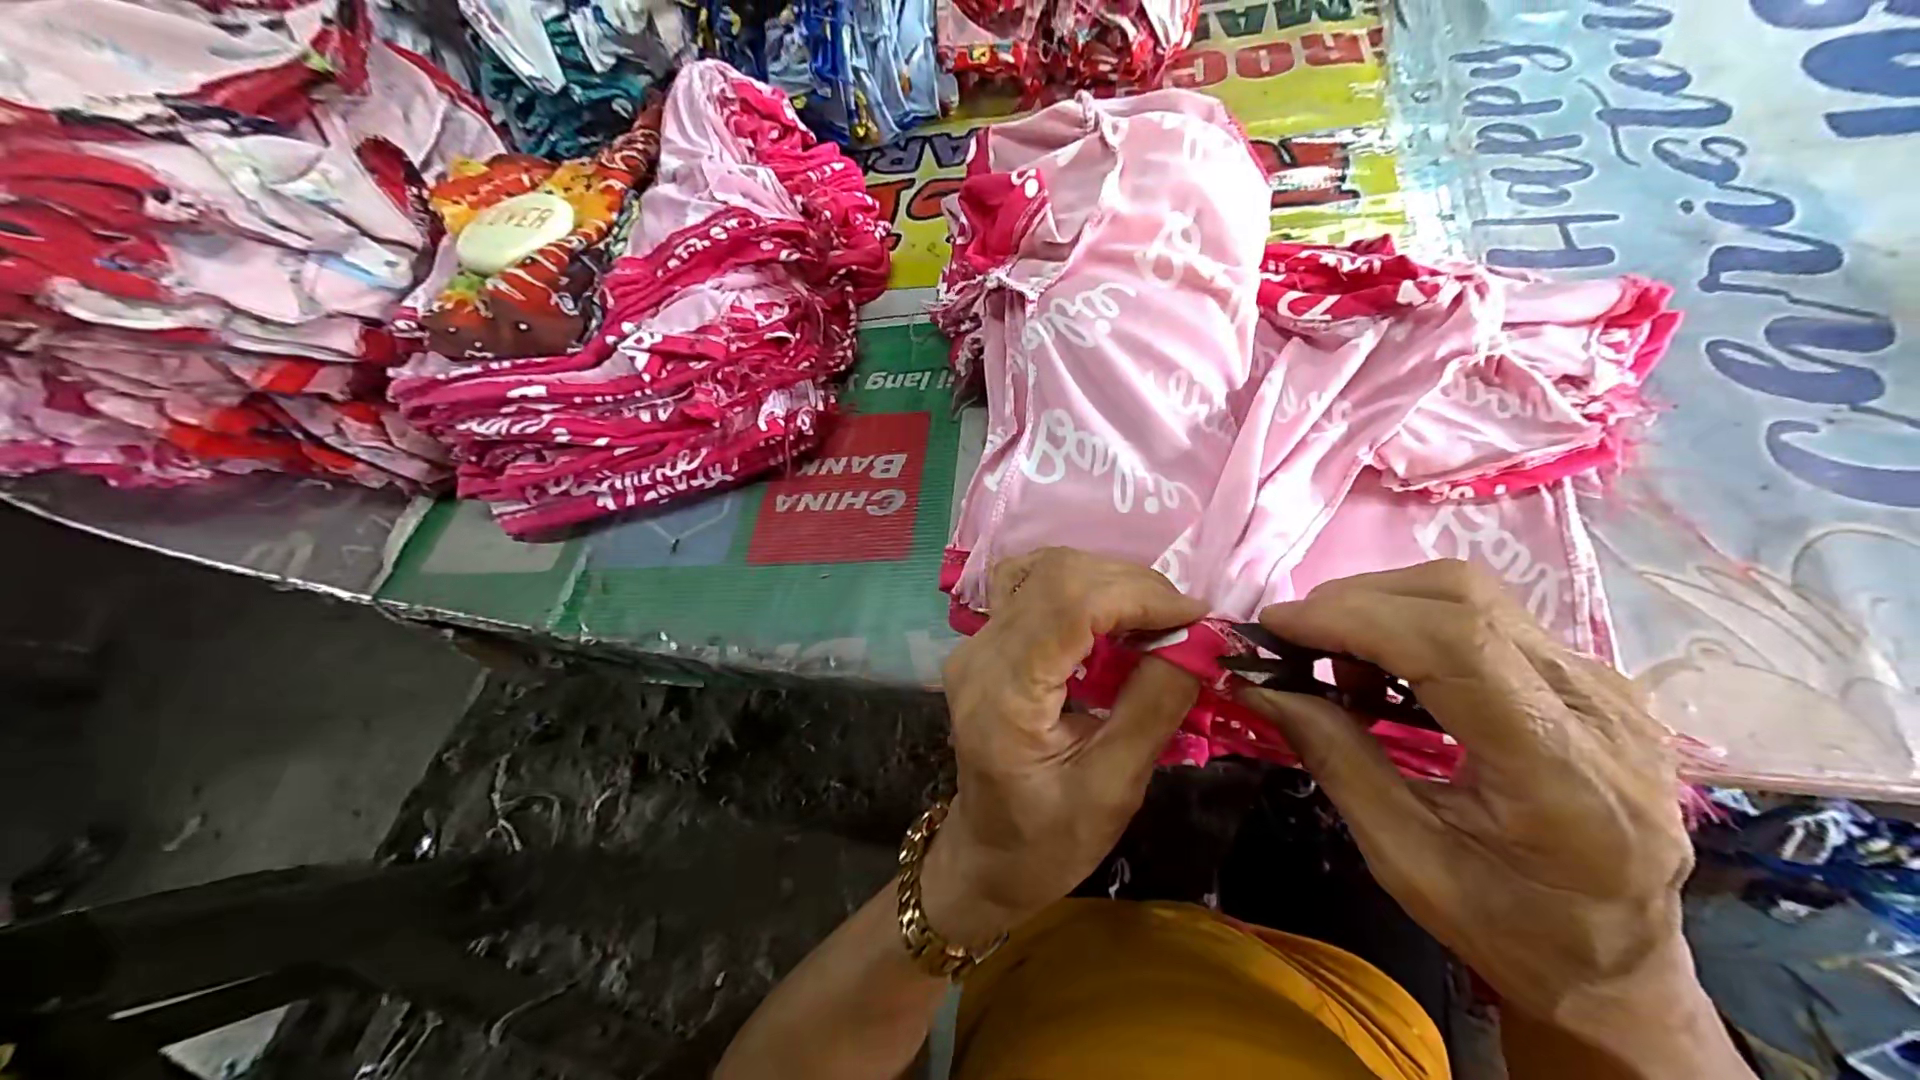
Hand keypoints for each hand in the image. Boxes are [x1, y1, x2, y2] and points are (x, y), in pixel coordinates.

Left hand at [927, 548, 1205, 948]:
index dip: (1138, 595)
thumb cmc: (1048, 840)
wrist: (988, 855)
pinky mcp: (986, 642)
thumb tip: (1197, 641)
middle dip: (1133, 585)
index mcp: (1003, 693)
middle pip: (1056, 576)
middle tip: (1185, 623)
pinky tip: (1113, 612)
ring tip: (1156, 616)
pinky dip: (1082, 587)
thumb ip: (1152, 707)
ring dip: (1110, 580)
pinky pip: (1033, 587)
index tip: (1196, 618)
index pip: (1067, 604)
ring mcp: (976, 643)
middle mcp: (979, 653)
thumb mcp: (1113, 789)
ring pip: (1045, 571)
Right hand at [1235, 561, 1734, 1065]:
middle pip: (1463, 599)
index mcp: (1560, 774)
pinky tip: (1383, 661)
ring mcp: (1603, 686)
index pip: (1454, 645)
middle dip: (1355, 602)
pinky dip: (1410, 617)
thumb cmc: (1506, 926)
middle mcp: (1599, 711)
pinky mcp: (1589, 677)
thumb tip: (1260, 685)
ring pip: (1472, 593)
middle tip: (1294, 640)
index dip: (1353, 619)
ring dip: (1380, 603)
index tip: (1277, 626)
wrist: (1617, 962)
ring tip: (1335, 654)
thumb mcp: (1402, 858)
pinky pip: (1485, 614)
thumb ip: (1334, 757)